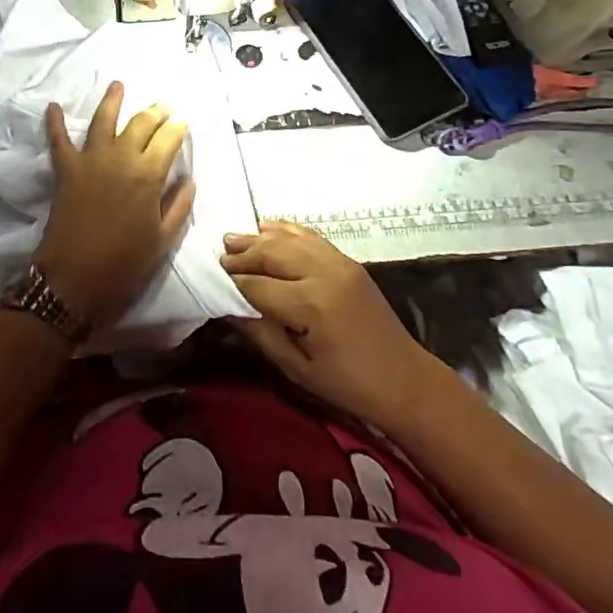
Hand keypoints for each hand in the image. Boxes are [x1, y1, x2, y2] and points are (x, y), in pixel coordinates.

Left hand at [38, 82, 194, 328]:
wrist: (74, 282)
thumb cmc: (126, 264)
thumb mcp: (164, 239)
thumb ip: (180, 204)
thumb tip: (187, 178)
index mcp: (149, 174)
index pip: (170, 138)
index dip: (179, 129)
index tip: (183, 126)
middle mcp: (121, 158)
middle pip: (141, 123)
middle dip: (156, 112)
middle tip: (163, 108)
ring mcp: (90, 161)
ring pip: (103, 121)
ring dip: (112, 101)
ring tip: (118, 85)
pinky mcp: (65, 171)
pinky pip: (58, 141)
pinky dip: (53, 123)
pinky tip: (53, 106)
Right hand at [221, 221, 450, 427]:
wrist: (402, 378)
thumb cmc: (347, 384)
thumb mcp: (297, 368)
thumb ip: (261, 333)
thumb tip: (228, 308)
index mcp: (312, 304)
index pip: (258, 286)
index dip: (232, 283)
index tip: (211, 281)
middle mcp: (326, 274)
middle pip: (273, 253)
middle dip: (243, 254)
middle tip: (219, 256)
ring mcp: (341, 263)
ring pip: (292, 240)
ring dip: (261, 238)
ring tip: (234, 238)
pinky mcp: (350, 262)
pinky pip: (314, 238)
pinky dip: (289, 231)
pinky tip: (270, 229)